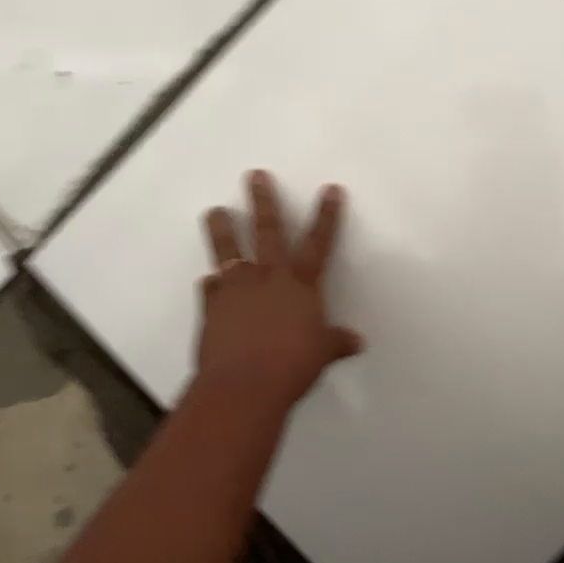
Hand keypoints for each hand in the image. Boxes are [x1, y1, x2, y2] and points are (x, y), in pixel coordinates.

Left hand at [196, 170, 363, 413]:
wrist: (243, 386)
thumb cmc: (292, 367)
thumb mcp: (321, 354)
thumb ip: (335, 343)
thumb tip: (357, 342)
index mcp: (300, 285)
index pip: (317, 243)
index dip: (326, 216)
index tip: (329, 189)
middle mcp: (268, 278)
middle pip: (267, 231)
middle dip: (264, 202)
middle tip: (254, 176)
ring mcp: (236, 290)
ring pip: (229, 250)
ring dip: (222, 229)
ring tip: (214, 210)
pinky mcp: (211, 308)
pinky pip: (209, 290)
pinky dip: (210, 285)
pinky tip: (207, 281)